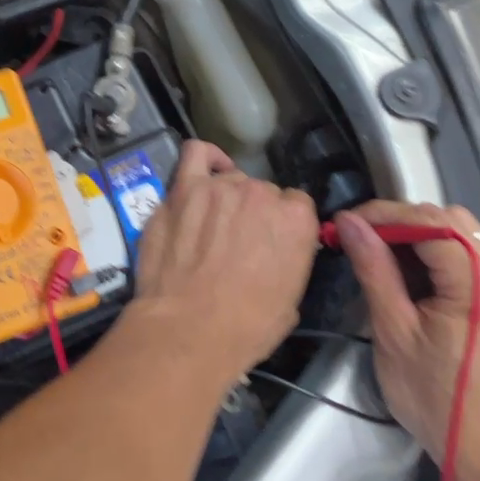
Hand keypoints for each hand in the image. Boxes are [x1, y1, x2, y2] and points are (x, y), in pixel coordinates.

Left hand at [117, 141, 320, 392]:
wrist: (190, 327)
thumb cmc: (246, 325)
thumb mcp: (290, 299)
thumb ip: (289, 259)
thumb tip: (277, 252)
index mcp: (296, 220)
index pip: (296, 206)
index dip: (283, 226)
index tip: (272, 244)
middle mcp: (260, 193)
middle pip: (261, 192)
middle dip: (253, 213)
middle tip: (238, 242)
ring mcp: (219, 187)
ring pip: (230, 180)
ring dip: (226, 197)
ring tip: (214, 224)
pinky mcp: (183, 188)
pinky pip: (196, 153)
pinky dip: (205, 157)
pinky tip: (206, 171)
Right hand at [334, 201, 479, 480]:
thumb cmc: (437, 399)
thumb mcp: (394, 333)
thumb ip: (374, 269)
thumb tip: (348, 222)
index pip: (428, 221)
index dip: (383, 215)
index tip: (345, 225)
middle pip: (448, 219)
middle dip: (400, 220)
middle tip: (360, 239)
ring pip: (462, 231)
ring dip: (419, 234)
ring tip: (383, 256)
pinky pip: (473, 253)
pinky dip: (439, 251)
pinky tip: (414, 275)